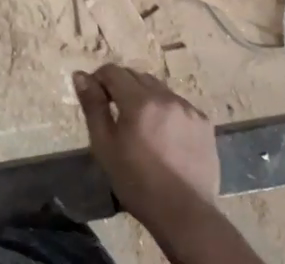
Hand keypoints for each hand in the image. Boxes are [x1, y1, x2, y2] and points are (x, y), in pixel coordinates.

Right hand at [75, 65, 217, 217]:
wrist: (184, 214)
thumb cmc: (136, 181)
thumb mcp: (104, 145)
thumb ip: (92, 105)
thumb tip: (80, 74)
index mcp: (139, 101)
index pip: (113, 71)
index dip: (99, 79)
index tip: (95, 98)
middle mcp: (166, 97)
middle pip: (136, 76)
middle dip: (122, 86)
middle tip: (115, 113)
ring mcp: (189, 110)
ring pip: (159, 89)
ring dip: (145, 96)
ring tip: (141, 125)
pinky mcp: (205, 124)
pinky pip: (179, 105)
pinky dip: (167, 110)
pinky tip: (164, 135)